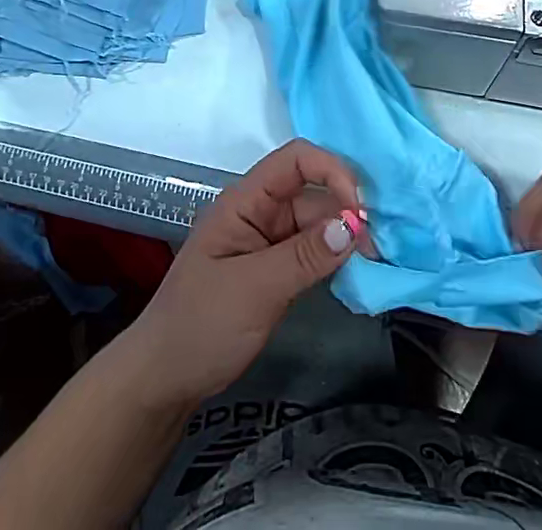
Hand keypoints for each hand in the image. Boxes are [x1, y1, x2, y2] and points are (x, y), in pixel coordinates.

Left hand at [117, 140, 365, 407]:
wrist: (164, 380)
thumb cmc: (200, 326)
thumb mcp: (253, 289)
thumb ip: (304, 256)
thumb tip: (353, 226)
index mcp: (244, 202)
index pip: (295, 161)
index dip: (332, 171)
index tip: (359, 210)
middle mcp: (260, 213)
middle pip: (313, 192)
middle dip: (347, 211)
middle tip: (376, 248)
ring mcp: (269, 241)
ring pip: (318, 222)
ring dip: (345, 236)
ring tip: (373, 261)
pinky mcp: (277, 269)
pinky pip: (314, 250)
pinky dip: (336, 256)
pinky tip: (355, 270)